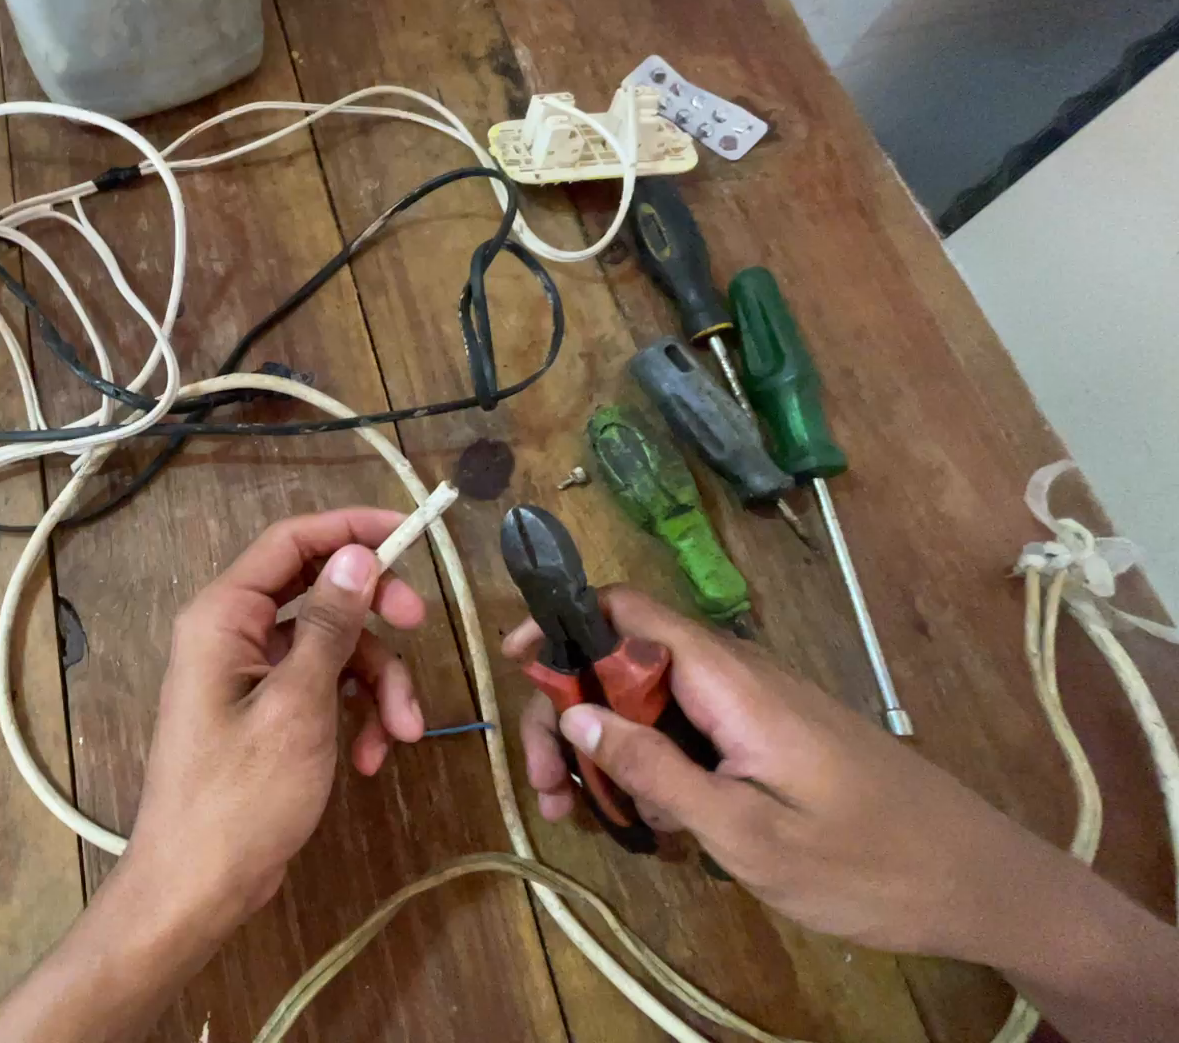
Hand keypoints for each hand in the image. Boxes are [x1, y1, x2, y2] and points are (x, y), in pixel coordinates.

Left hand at [120, 509, 429, 937]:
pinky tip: (370, 757)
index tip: (410, 532)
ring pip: (330, 645)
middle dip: (373, 614)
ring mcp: (250, 672)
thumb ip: (328, 623)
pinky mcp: (267, 708)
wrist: (197, 885)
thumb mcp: (298, 704)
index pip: (291, 541)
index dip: (350, 528)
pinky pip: (322, 686)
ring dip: (375, 682)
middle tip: (420, 626)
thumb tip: (356, 554)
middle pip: (318, 591)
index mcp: (224, 614)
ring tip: (401, 735)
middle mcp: (233, 631)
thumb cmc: (241, 794)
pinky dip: (354, 713)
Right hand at [504, 585, 1063, 959]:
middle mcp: (727, 677)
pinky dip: (642, 766)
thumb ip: (655, 767)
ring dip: (600, 751)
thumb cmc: (869, 864)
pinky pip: (675, 732)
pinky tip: (642, 818)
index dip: (560, 620)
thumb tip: (572, 714)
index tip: (512, 658)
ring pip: (640, 704)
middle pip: (616, 666)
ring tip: (584, 814)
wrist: (991, 892)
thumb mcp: (747, 832)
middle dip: (567, 717)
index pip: (624, 612)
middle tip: (547, 786)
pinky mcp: (752, 735)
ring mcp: (740, 707)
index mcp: (726, 681)